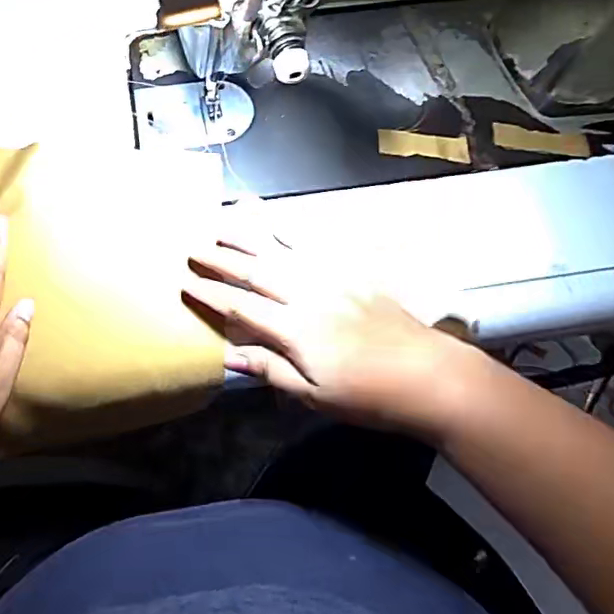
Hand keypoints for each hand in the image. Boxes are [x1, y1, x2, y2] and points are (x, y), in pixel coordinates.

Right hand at [182, 202, 502, 443]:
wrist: (428, 375)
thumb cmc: (368, 395)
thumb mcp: (315, 396)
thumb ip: (271, 370)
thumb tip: (229, 354)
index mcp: (296, 330)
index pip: (241, 308)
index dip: (210, 295)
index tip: (185, 282)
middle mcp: (310, 295)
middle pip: (256, 270)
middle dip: (221, 257)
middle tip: (194, 246)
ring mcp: (334, 278)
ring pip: (283, 248)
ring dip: (252, 232)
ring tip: (227, 218)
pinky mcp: (355, 272)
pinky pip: (318, 244)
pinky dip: (294, 229)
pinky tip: (281, 220)